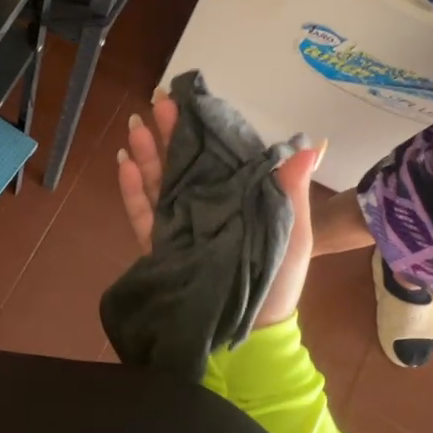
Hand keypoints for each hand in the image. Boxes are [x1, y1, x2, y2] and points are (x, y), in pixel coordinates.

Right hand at [118, 95, 326, 330]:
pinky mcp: (160, 245)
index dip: (204, 129)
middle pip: (183, 163)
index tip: (192, 101)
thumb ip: (291, 190)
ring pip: (159, 182)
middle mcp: (205, 205)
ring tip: (136, 126)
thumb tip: (308, 143)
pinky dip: (132, 188)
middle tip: (158, 101)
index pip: (217, 156)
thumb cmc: (277, 281)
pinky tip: (124, 163)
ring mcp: (180, 224)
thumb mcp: (293, 233)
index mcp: (236, 198)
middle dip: (169, 132)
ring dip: (146, 153)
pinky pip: (142, 213)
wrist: (254, 332)